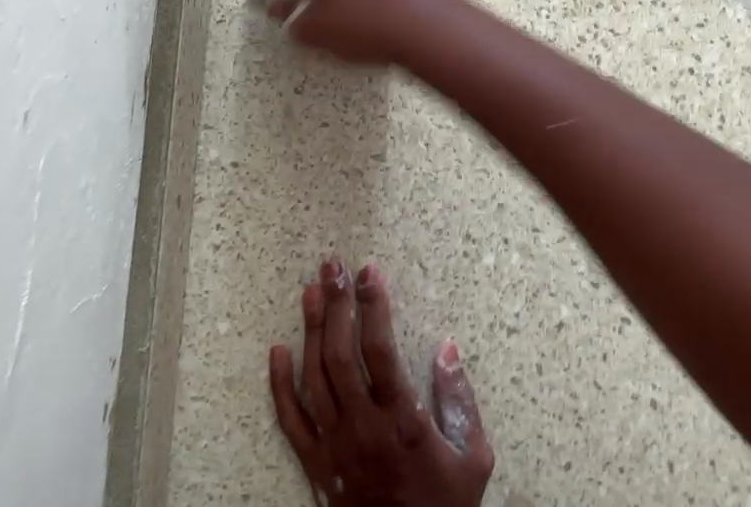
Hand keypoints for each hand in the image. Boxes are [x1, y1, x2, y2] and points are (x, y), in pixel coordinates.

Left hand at [269, 259, 493, 506]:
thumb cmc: (445, 504)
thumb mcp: (473, 457)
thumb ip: (461, 399)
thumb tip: (446, 347)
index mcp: (404, 422)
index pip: (382, 351)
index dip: (374, 306)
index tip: (370, 272)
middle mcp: (363, 428)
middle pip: (341, 355)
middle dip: (336, 305)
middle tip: (334, 267)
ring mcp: (335, 446)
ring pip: (314, 378)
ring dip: (310, 331)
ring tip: (311, 291)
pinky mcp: (315, 465)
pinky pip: (290, 420)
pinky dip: (279, 384)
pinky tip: (278, 350)